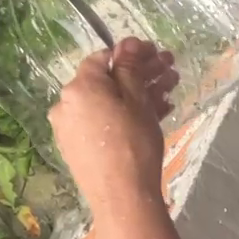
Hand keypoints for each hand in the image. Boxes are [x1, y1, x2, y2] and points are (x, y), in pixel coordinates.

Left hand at [49, 37, 179, 217]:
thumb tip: (128, 43)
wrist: (122, 195)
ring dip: (139, 93)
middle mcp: (67, 104)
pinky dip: (127, 112)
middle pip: (108, 79)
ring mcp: (71, 126)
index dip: (132, 53)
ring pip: (109, 100)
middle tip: (171, 71)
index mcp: (79, 88)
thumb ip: (131, 69)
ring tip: (169, 93)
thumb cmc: (133, 143)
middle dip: (141, 72)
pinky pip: (104, 118)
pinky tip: (154, 114)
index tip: (158, 54)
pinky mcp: (79, 145)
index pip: (103, 58)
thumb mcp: (138, 101)